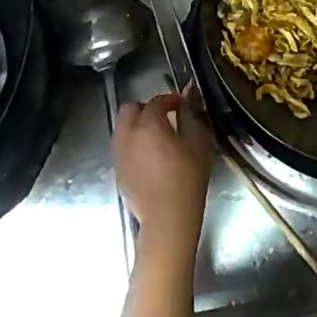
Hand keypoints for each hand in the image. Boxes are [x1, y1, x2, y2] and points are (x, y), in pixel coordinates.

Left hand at [114, 90, 213, 253]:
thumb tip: (188, 99)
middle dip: (146, 108)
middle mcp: (127, 135)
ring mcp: (119, 154)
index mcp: (148, 125)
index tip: (182, 105)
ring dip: (136, 126)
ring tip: (156, 138)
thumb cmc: (187, 178)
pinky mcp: (117, 171)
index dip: (171, 99)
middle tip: (165, 118)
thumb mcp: (198, 144)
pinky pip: (122, 148)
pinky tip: (149, 158)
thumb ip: (191, 116)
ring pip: (122, 128)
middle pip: (129, 109)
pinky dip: (133, 144)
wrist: (167, 218)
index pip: (156, 101)